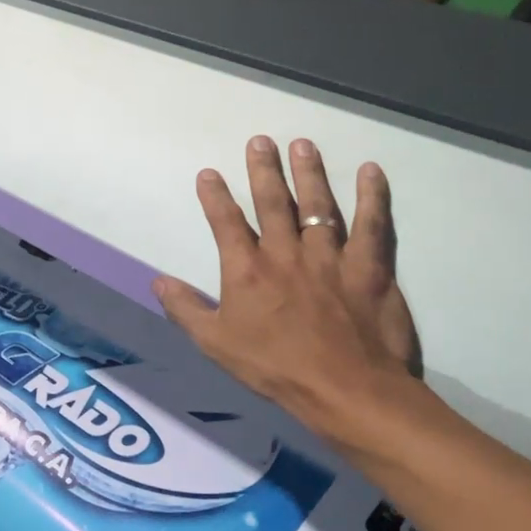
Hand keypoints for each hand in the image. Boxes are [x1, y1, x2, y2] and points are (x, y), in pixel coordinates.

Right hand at [152, 136, 420, 444]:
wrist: (347, 389)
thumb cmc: (274, 368)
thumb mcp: (215, 344)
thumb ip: (185, 310)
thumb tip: (157, 282)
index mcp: (247, 271)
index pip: (226, 223)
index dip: (215, 196)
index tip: (208, 173)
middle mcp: (286, 254)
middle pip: (273, 202)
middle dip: (263, 170)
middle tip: (259, 141)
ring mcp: (331, 258)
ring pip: (319, 205)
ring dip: (309, 172)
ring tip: (302, 144)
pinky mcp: (371, 268)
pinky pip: (372, 225)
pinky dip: (373, 196)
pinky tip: (370, 172)